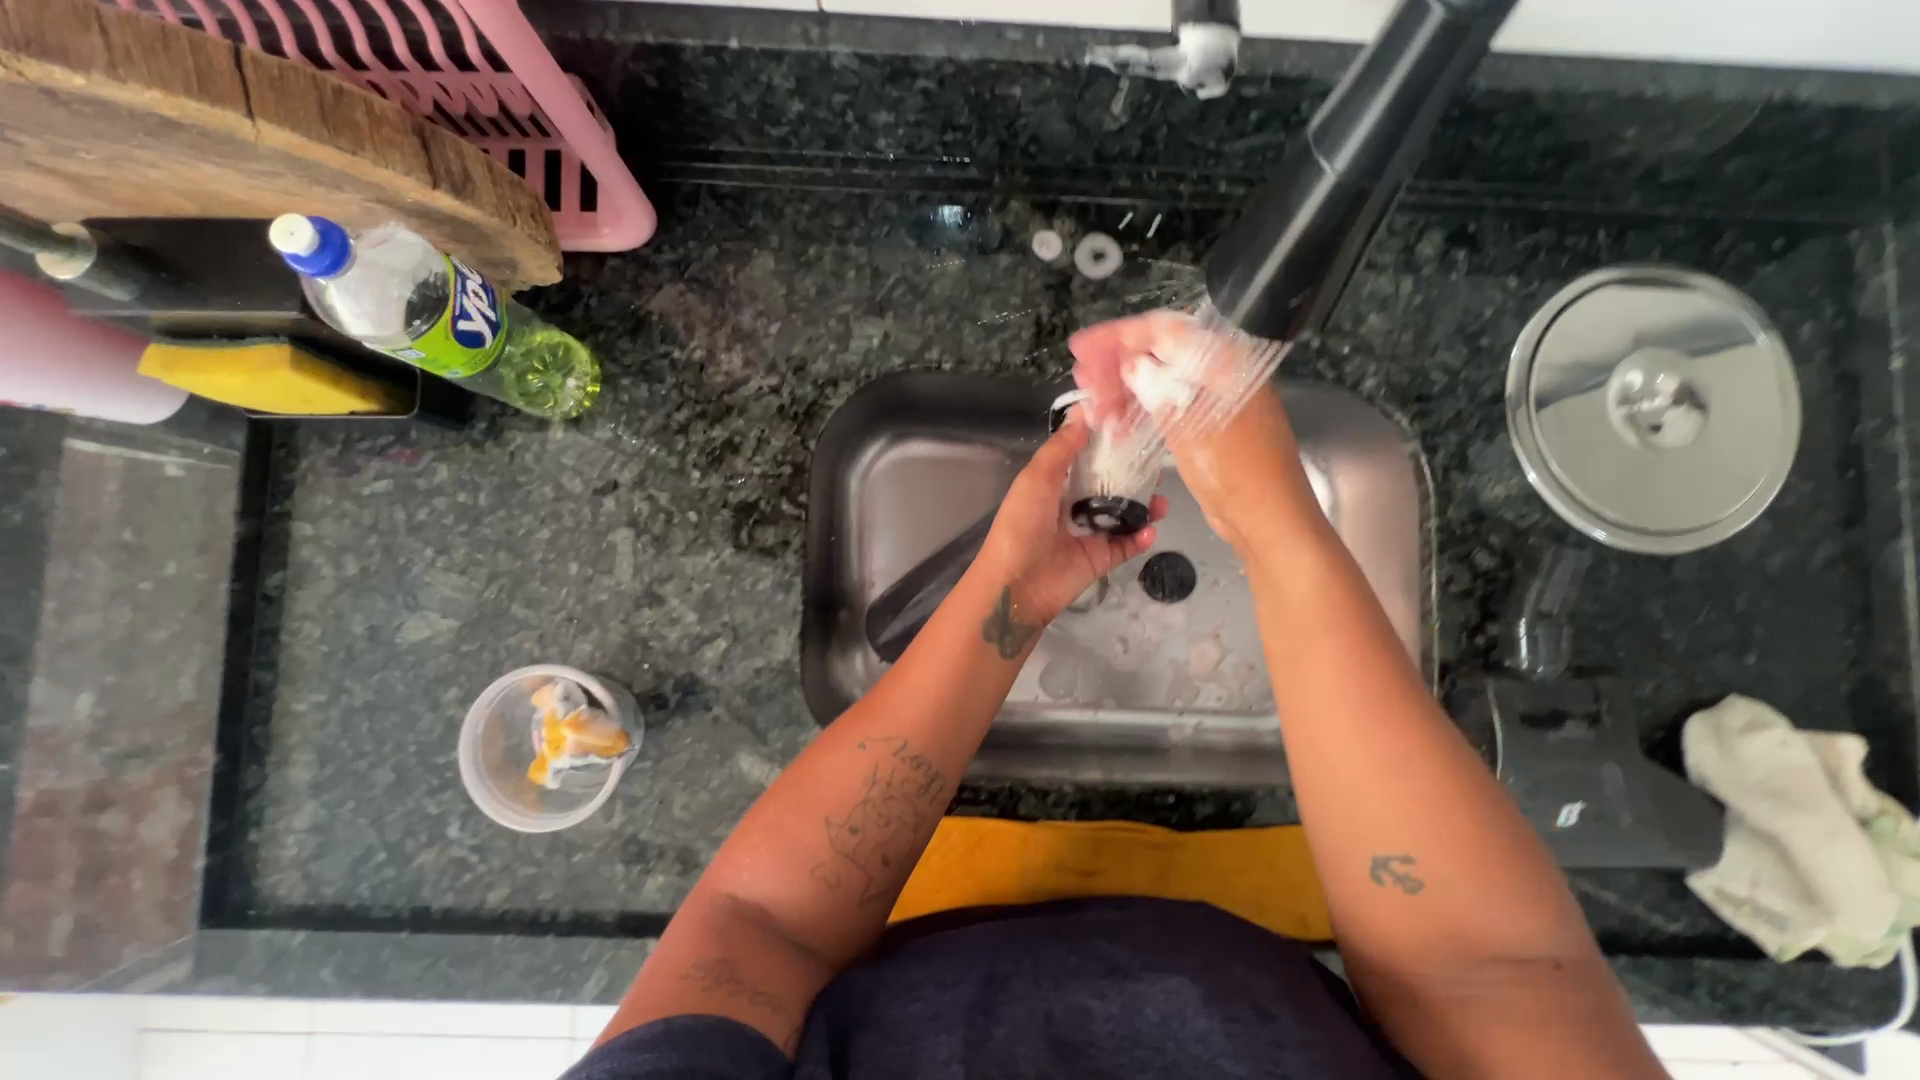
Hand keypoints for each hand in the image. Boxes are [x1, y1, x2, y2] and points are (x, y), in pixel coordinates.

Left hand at [977, 412, 1166, 623]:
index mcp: (1054, 484)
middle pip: (1110, 484)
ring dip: (1144, 507)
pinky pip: (1126, 545)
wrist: (1017, 584)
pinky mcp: (1099, 559)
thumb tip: (1085, 413)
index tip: (1134, 426)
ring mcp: (1088, 533)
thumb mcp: (1036, 478)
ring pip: (1123, 514)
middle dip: (1134, 475)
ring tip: (1162, 503)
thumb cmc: (1022, 525)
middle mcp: (1072, 505)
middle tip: (1158, 466)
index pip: (1086, 458)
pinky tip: (1150, 531)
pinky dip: (1141, 538)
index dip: (1107, 443)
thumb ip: (1062, 448)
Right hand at [1069, 312, 1319, 553]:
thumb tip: (1130, 364)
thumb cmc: (1235, 471)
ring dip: (1123, 390)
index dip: (1119, 336)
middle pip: (1160, 354)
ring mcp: (1215, 401)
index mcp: (1227, 361)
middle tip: (1081, 375)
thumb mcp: (1190, 426)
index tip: (1083, 346)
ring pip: (1160, 382)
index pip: (1165, 332)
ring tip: (1092, 402)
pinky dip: (1139, 412)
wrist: (1268, 520)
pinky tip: (1113, 424)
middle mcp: (1223, 374)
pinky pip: (1167, 408)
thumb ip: (1158, 388)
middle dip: (1116, 363)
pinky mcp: (1207, 427)